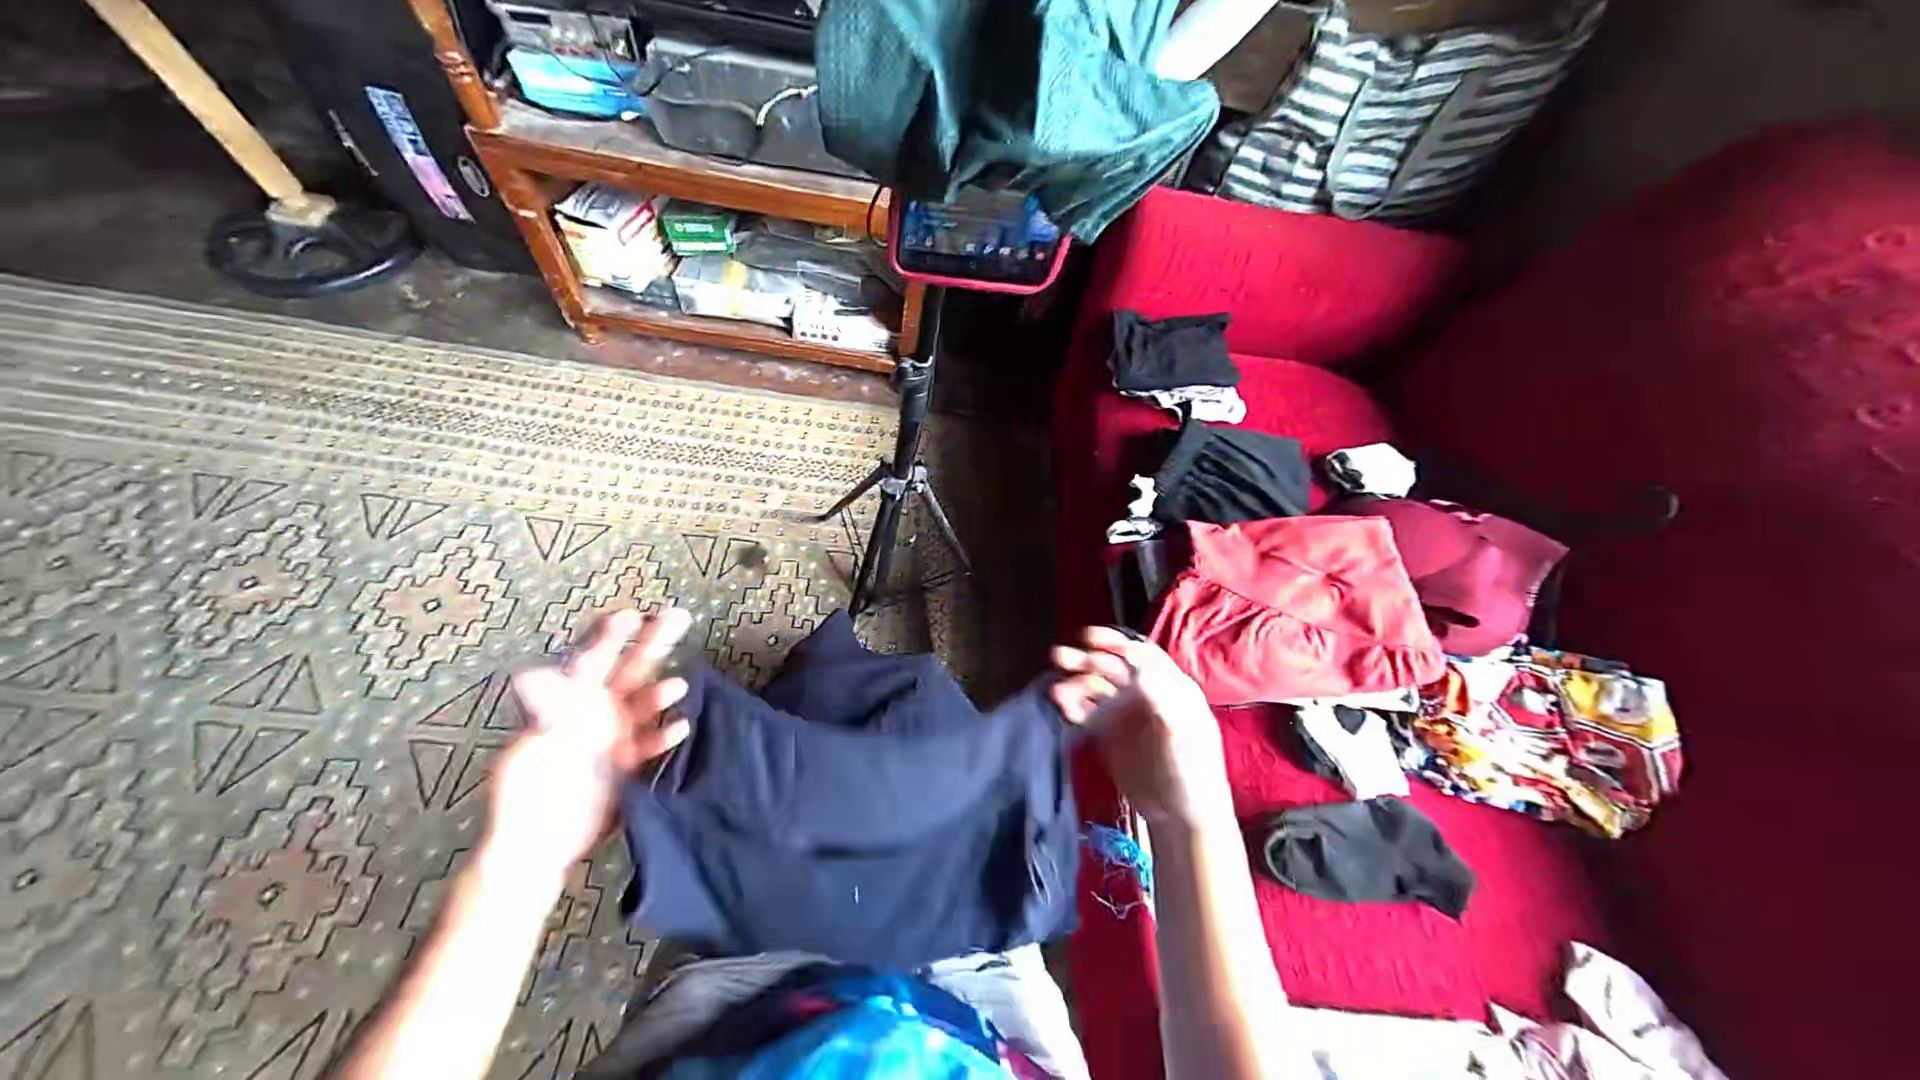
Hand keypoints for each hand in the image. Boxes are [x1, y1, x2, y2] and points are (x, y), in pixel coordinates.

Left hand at [483, 607, 693, 882]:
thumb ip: (541, 715)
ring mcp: (613, 737)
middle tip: (678, 615)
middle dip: (653, 642)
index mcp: (567, 705)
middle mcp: (595, 713)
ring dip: (662, 691)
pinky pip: (652, 740)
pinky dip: (666, 732)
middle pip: (629, 670)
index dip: (610, 637)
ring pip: (644, 703)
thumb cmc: (523, 800)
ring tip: (679, 684)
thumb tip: (534, 674)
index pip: (592, 660)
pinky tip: (682, 725)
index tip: (632, 615)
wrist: (538, 850)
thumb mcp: (529, 753)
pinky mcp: (627, 763)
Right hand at [1049, 627, 1233, 833]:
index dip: (1115, 644)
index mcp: (1170, 686)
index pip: (1140, 655)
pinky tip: (1060, 703)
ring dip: (1075, 683)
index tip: (1089, 639)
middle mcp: (1145, 693)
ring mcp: (1125, 712)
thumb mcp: (1182, 732)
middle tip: (1061, 656)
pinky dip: (1072, 705)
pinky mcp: (1108, 733)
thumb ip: (1160, 696)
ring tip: (1056, 688)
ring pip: (1095, 688)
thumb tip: (1136, 666)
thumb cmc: (1192, 772)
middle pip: (1113, 668)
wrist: (1180, 817)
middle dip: (1087, 660)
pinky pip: (1086, 712)